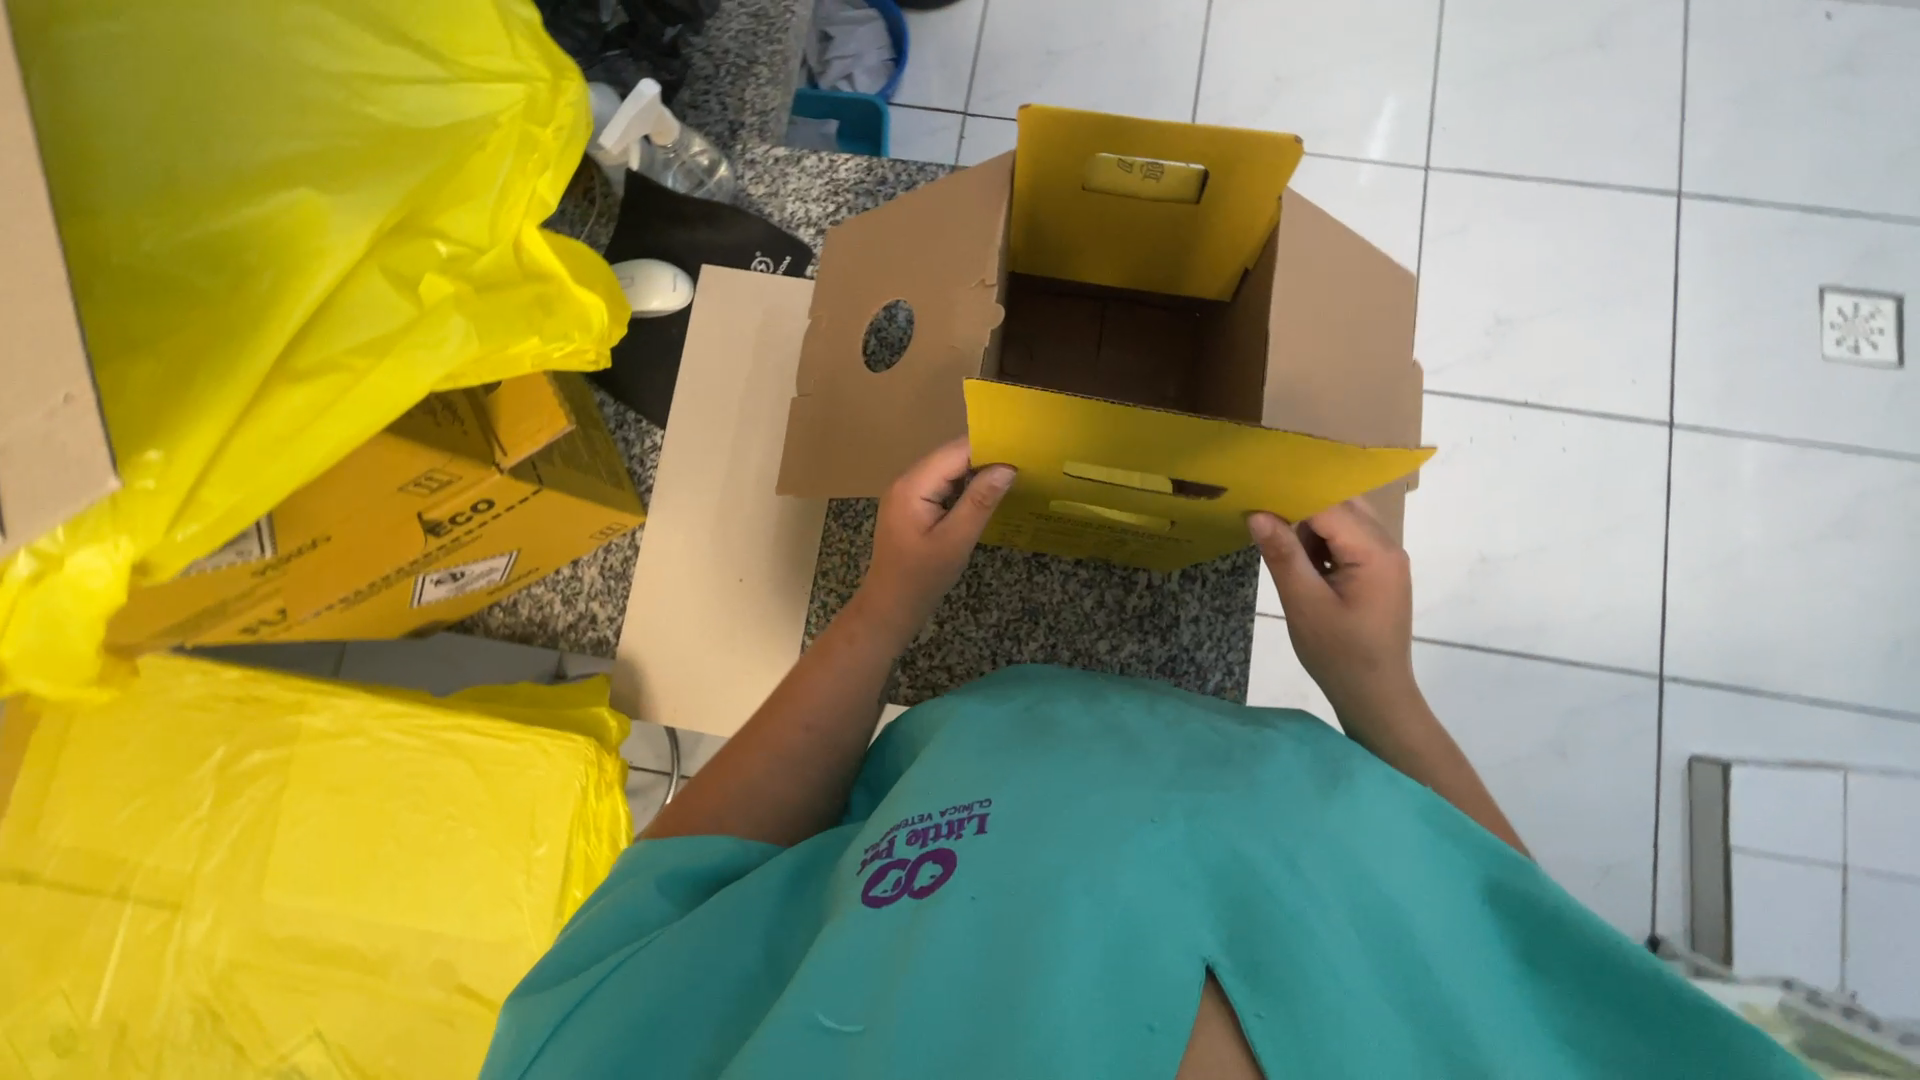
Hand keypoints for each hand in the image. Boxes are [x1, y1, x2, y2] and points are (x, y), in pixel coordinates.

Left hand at [852, 438, 1014, 644]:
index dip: (989, 448)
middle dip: (986, 457)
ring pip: (949, 470)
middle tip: (1024, 463)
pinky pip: (943, 485)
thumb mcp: (955, 541)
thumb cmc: (922, 578)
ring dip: (978, 472)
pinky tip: (987, 494)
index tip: (1022, 450)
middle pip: (951, 457)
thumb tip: (1007, 468)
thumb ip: (980, 501)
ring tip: (1013, 475)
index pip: (955, 452)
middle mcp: (907, 481)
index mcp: (912, 486)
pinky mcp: (913, 505)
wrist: (890, 606)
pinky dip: (965, 486)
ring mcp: (908, 492)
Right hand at [1248, 501, 1419, 720]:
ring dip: (1309, 527)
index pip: (1329, 505)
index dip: (1290, 497)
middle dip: (1300, 507)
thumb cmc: (1339, 653)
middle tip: (1261, 518)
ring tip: (1282, 551)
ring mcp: (1384, 558)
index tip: (1252, 496)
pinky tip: (1301, 565)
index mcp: (1374, 552)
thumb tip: (1257, 513)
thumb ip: (1283, 555)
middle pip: (1341, 504)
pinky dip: (1320, 543)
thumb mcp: (1304, 604)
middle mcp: (1387, 546)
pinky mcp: (1377, 571)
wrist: (1374, 694)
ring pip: (1343, 520)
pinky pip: (1346, 539)